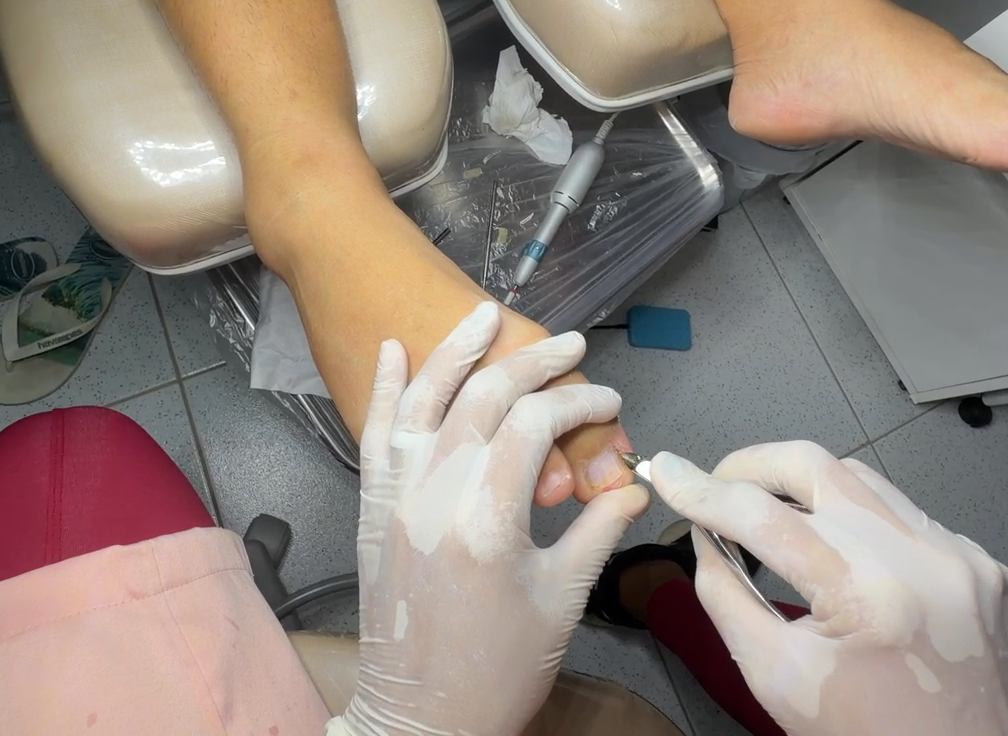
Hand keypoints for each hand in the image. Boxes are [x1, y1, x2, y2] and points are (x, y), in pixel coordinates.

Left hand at [330, 302, 649, 735]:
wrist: (419, 718)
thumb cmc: (499, 668)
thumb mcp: (562, 600)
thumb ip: (597, 529)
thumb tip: (634, 484)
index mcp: (489, 521)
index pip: (535, 426)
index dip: (579, 404)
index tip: (610, 403)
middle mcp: (435, 494)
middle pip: (485, 397)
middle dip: (534, 362)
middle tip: (571, 344)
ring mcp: (397, 495)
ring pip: (424, 399)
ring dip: (455, 349)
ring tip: (484, 312)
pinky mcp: (373, 504)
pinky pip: (373, 432)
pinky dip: (383, 386)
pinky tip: (392, 347)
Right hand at [648, 443, 1007, 735]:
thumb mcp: (773, 678)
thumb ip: (725, 594)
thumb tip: (707, 532)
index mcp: (868, 596)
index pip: (762, 515)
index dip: (702, 490)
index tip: (666, 471)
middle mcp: (922, 558)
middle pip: (812, 463)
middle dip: (751, 465)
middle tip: (718, 485)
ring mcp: (961, 555)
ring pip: (857, 477)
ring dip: (804, 488)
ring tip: (777, 518)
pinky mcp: (984, 562)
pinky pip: (900, 514)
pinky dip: (858, 521)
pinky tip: (848, 557)